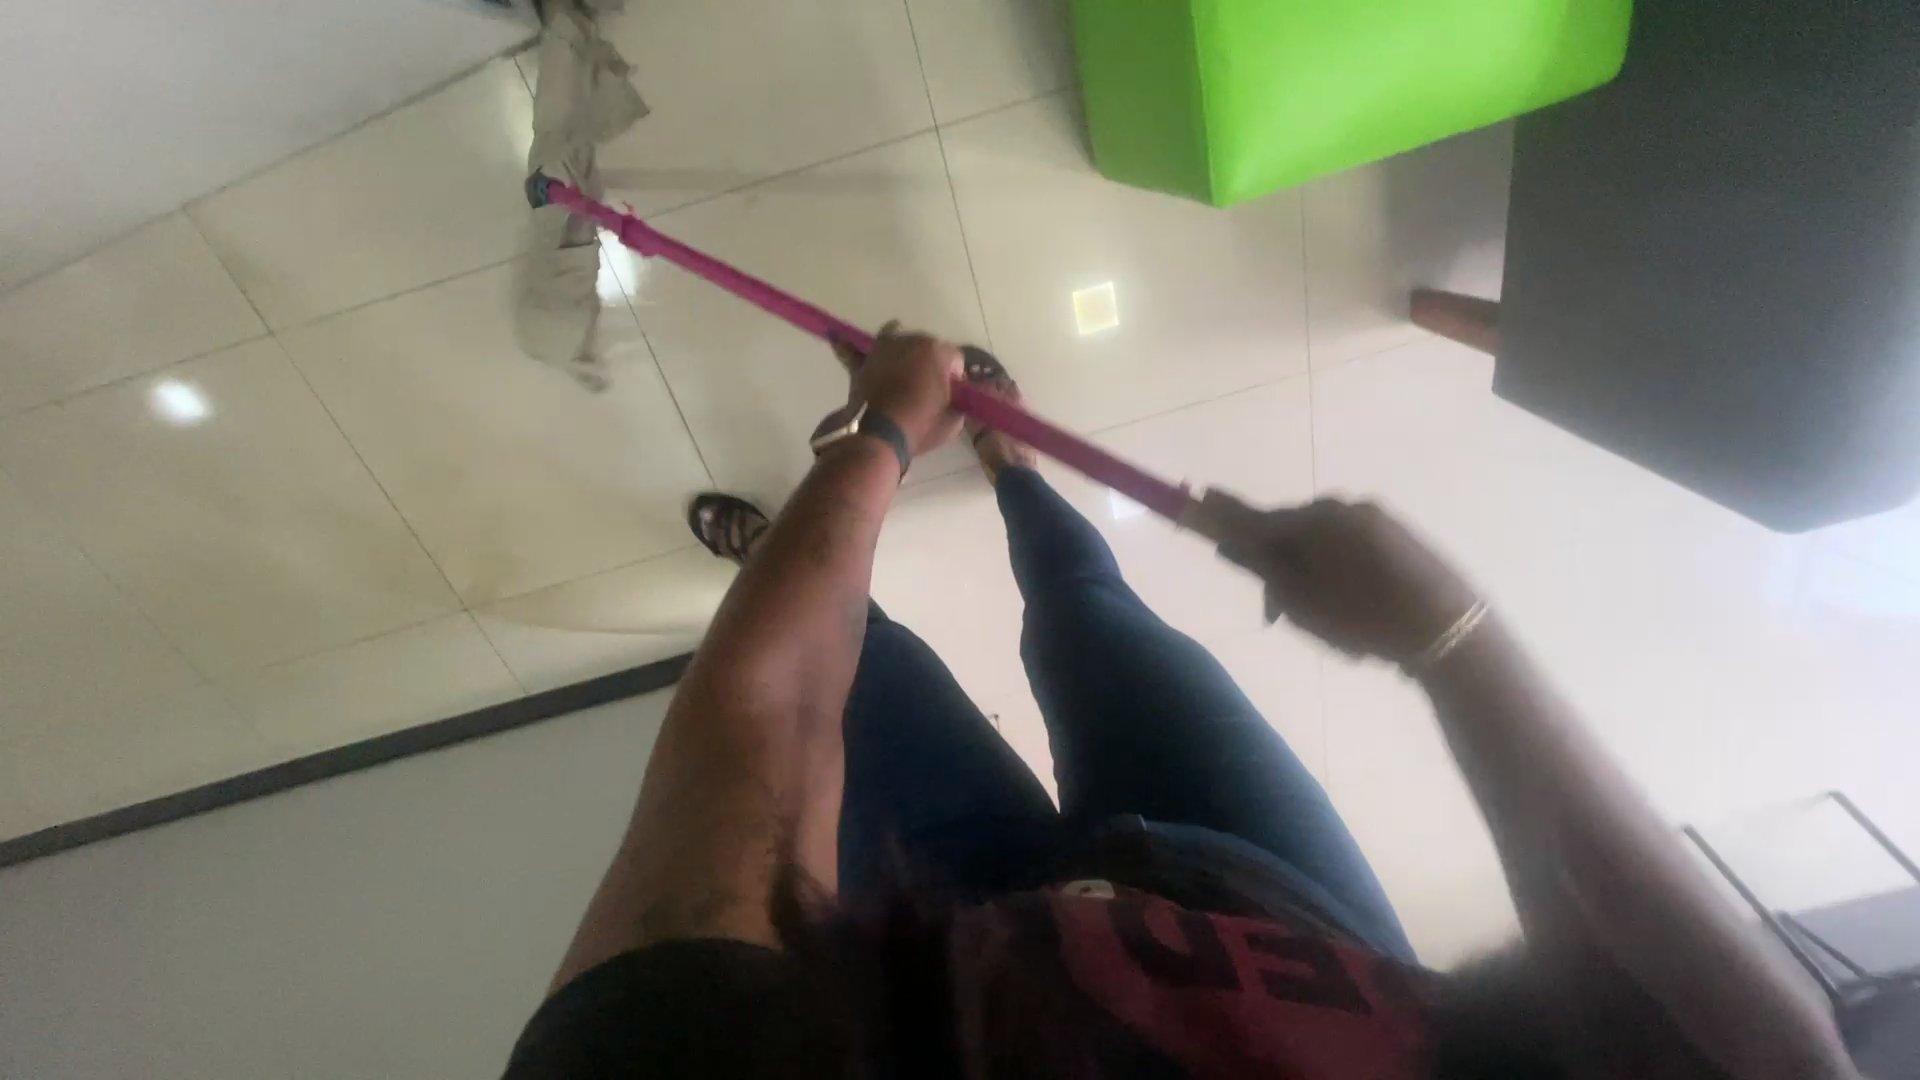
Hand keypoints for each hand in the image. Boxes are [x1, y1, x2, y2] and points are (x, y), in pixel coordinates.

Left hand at [848, 322, 964, 456]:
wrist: (878, 435)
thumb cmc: (919, 427)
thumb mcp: (952, 422)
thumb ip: (958, 402)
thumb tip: (955, 400)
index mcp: (937, 352)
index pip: (956, 359)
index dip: (955, 378)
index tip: (951, 395)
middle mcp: (912, 340)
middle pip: (930, 349)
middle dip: (932, 365)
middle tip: (928, 390)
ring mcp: (887, 346)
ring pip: (905, 347)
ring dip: (910, 359)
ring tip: (906, 381)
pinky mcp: (867, 358)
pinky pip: (878, 350)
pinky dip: (881, 355)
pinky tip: (879, 364)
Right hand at [1211, 495, 1478, 666]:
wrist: (1448, 628)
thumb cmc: (1360, 617)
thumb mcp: (1299, 599)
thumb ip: (1261, 566)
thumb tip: (1228, 541)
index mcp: (1311, 521)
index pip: (1254, 517)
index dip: (1224, 514)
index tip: (1200, 498)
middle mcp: (1338, 507)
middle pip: (1288, 529)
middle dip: (1275, 561)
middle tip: (1275, 609)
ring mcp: (1372, 516)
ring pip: (1320, 538)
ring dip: (1307, 566)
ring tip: (1319, 612)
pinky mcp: (1397, 532)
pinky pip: (1349, 542)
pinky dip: (1336, 564)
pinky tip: (1350, 599)